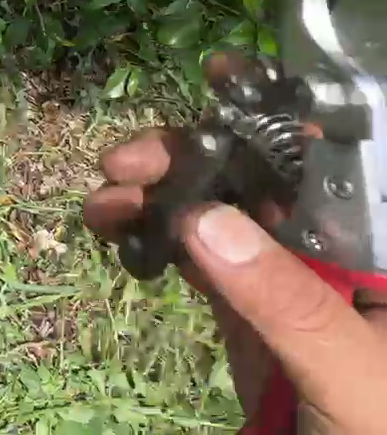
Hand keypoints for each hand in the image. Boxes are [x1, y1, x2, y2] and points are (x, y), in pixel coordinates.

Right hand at [84, 57, 386, 430]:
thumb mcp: (360, 386)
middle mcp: (341, 258)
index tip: (225, 78)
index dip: (285, 117)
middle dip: (186, 157)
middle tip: (123, 163)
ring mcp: (288, 280)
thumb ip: (291, 305)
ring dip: (149, 194)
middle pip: (260, 179)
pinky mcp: (243, 303)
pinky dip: (143, 230)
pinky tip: (111, 229)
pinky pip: (188, 248)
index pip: (341, 171)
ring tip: (103, 207)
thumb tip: (202, 218)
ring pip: (214, 207)